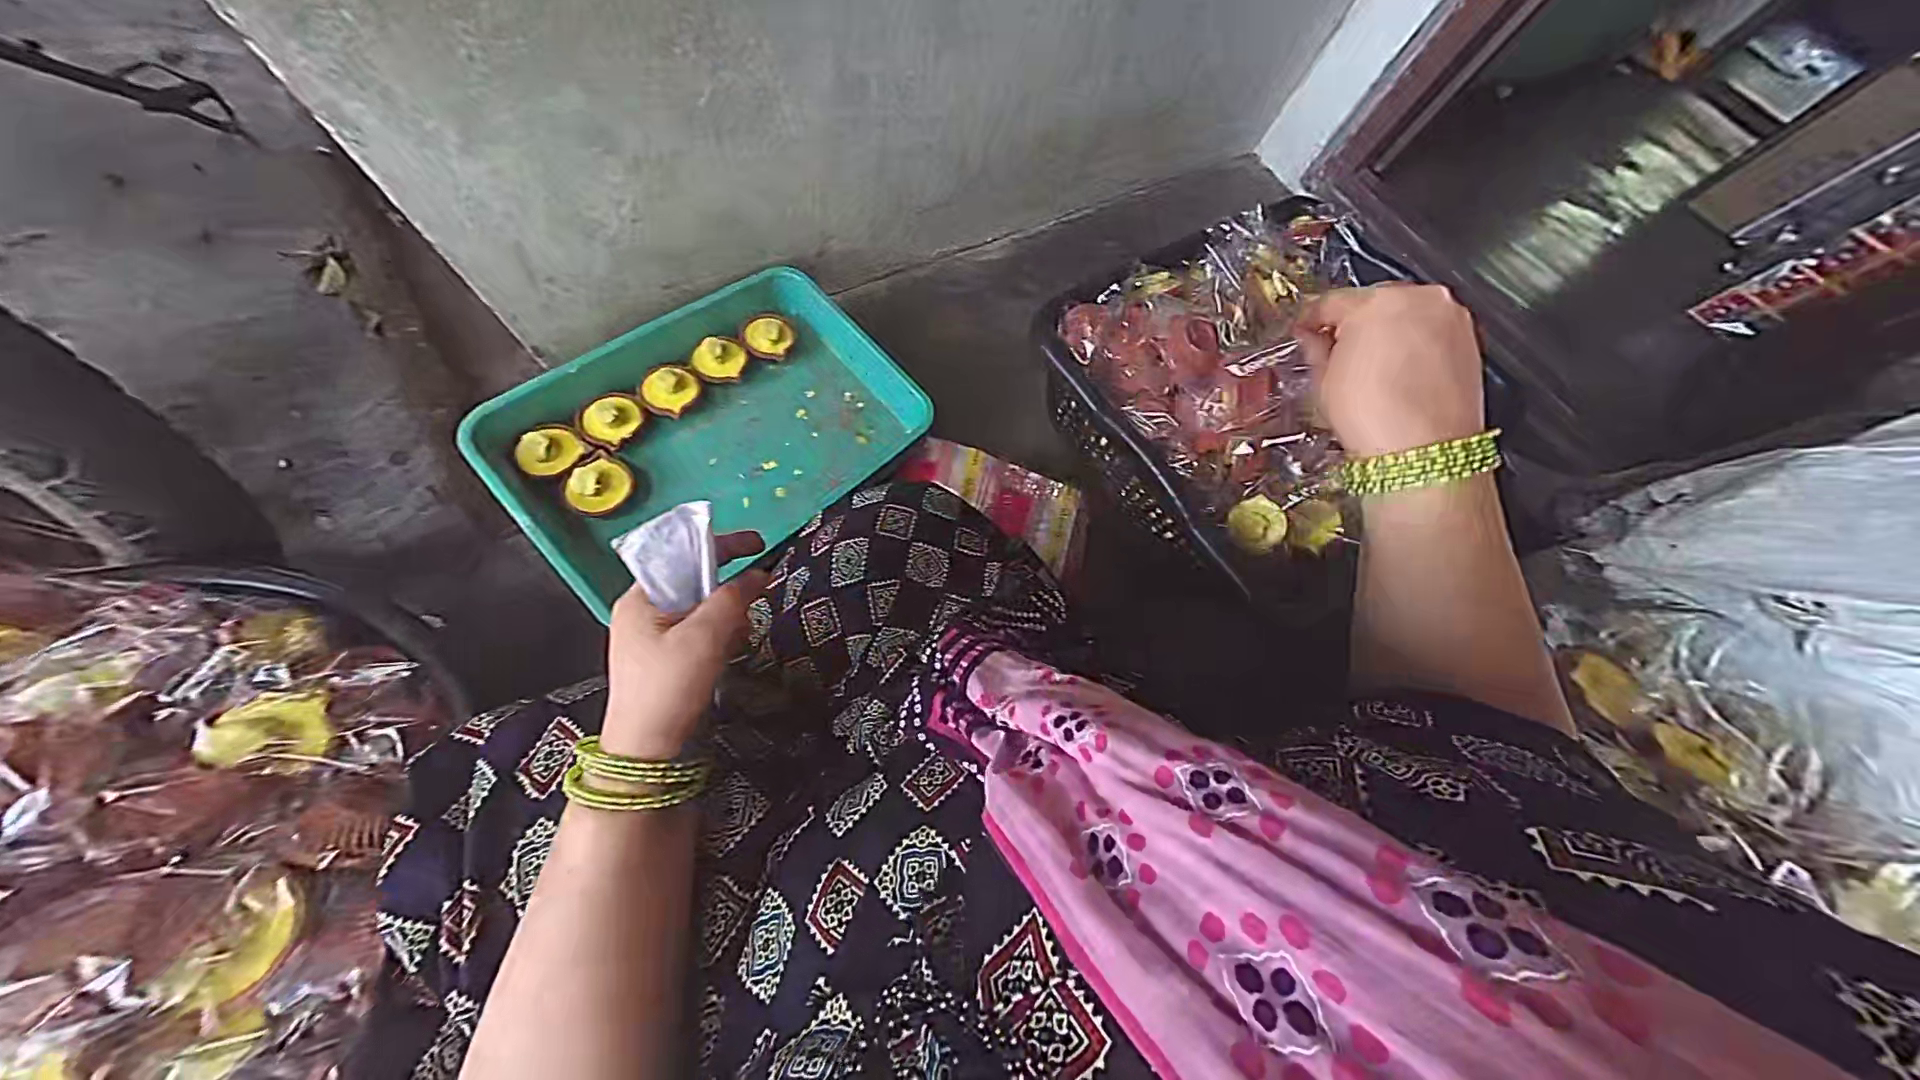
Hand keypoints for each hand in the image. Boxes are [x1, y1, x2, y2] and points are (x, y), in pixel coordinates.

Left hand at [600, 532, 769, 759]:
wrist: (645, 753)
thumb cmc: (668, 689)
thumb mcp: (704, 638)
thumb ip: (732, 599)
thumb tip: (759, 573)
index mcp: (640, 599)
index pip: (683, 555)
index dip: (722, 546)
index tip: (758, 543)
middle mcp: (641, 612)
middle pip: (694, 583)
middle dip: (727, 593)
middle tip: (750, 609)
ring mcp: (650, 637)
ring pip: (699, 609)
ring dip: (725, 618)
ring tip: (738, 639)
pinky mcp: (662, 658)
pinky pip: (697, 632)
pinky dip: (718, 636)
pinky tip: (728, 653)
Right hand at [1296, 284, 1485, 457]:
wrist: (1423, 449)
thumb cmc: (1375, 418)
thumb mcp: (1323, 382)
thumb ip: (1316, 349)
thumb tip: (1313, 339)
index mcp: (1374, 304)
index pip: (1330, 301)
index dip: (1310, 318)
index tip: (1304, 329)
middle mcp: (1418, 299)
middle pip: (1372, 301)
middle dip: (1351, 322)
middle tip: (1333, 349)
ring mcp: (1448, 316)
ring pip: (1403, 312)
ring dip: (1383, 331)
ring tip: (1366, 365)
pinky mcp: (1468, 336)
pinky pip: (1428, 328)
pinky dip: (1409, 342)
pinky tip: (1394, 371)